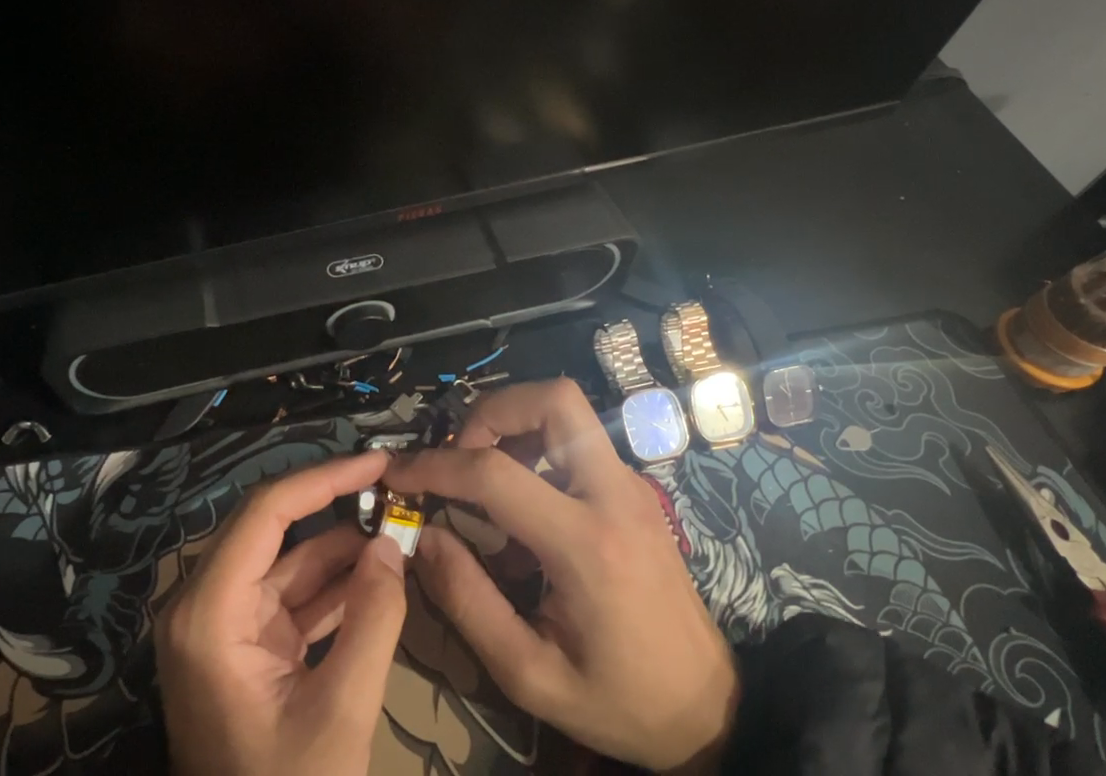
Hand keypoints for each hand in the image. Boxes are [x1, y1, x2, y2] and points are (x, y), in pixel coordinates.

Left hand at [157, 451, 407, 775]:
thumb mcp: (341, 711)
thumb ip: (373, 621)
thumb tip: (394, 544)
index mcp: (209, 614)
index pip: (265, 514)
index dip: (324, 479)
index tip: (378, 462)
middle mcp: (205, 606)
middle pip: (274, 531)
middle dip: (338, 510)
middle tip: (398, 492)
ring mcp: (224, 627)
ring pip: (288, 563)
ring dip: (345, 549)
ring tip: (402, 530)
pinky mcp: (245, 646)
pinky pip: (293, 598)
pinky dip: (336, 586)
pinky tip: (382, 575)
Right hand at [384, 379, 738, 773]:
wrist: (708, 707)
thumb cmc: (618, 699)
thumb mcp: (529, 673)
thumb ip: (468, 600)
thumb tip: (422, 536)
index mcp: (588, 544)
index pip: (496, 472)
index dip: (434, 465)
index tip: (397, 473)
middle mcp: (615, 496)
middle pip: (554, 399)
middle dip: (491, 411)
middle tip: (458, 456)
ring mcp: (631, 487)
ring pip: (568, 411)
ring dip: (514, 426)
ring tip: (480, 478)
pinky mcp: (633, 493)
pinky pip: (577, 442)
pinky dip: (535, 449)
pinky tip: (518, 506)